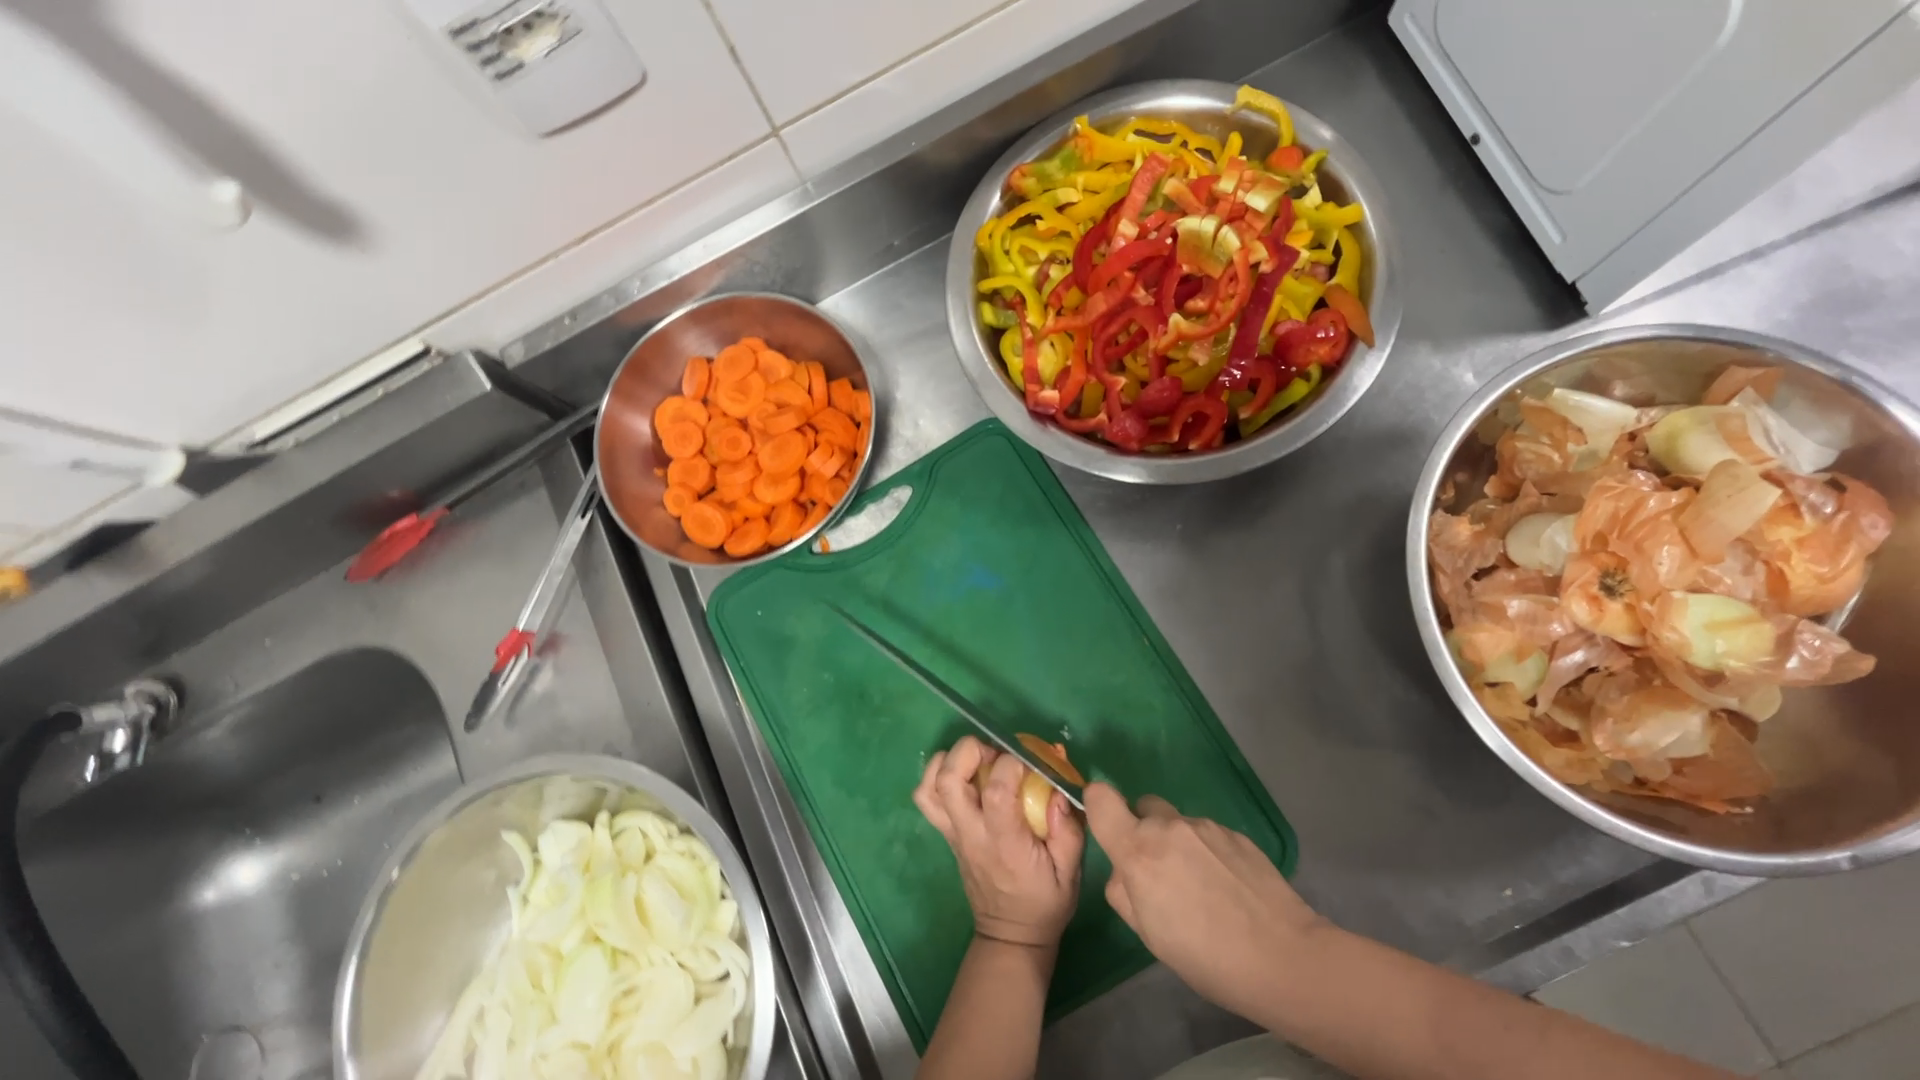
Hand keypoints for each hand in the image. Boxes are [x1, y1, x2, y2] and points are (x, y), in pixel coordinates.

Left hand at [914, 736, 1083, 947]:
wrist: (1010, 935)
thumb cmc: (1045, 903)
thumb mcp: (1070, 872)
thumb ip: (1068, 831)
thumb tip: (1058, 791)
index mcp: (1005, 844)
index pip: (995, 792)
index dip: (1011, 764)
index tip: (1031, 759)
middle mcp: (972, 835)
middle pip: (949, 780)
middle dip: (971, 751)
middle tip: (997, 752)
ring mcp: (954, 834)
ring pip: (930, 787)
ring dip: (949, 761)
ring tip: (978, 759)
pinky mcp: (947, 834)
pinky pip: (927, 799)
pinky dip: (937, 775)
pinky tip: (964, 772)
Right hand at [1085, 782, 1324, 1019]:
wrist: (1282, 956)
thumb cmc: (1204, 955)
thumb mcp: (1147, 934)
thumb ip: (1123, 892)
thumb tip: (1125, 872)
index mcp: (1137, 851)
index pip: (1101, 798)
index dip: (1098, 806)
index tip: (1107, 830)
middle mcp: (1169, 827)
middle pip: (1142, 807)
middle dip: (1143, 831)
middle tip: (1160, 873)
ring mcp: (1206, 827)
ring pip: (1178, 823)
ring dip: (1178, 844)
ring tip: (1202, 888)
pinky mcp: (1237, 834)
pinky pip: (1208, 835)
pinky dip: (1208, 853)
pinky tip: (1227, 888)